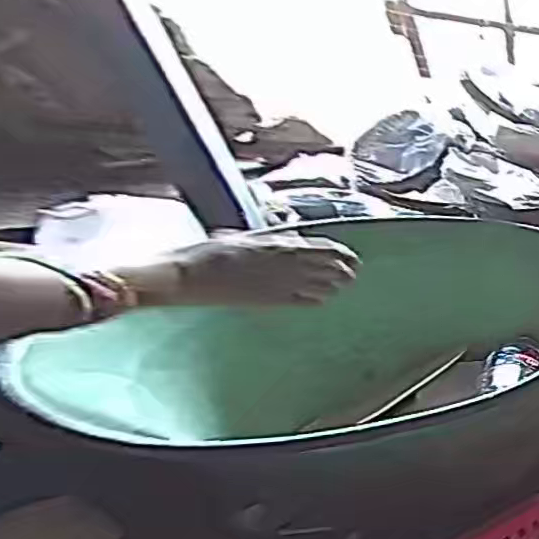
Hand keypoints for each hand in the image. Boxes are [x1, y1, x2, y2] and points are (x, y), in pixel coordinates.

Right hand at [116, 233, 359, 306]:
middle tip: (346, 276)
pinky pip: (313, 302)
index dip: (348, 256)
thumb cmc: (210, 252)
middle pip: (340, 271)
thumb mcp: (248, 238)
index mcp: (287, 246)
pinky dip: (319, 299)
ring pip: (331, 288)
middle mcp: (294, 265)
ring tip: (332, 287)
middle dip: (347, 274)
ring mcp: (288, 284)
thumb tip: (296, 237)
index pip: (334, 250)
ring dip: (334, 287)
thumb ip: (276, 239)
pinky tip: (314, 298)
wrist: (185, 275)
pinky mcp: (278, 301)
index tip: (353, 261)